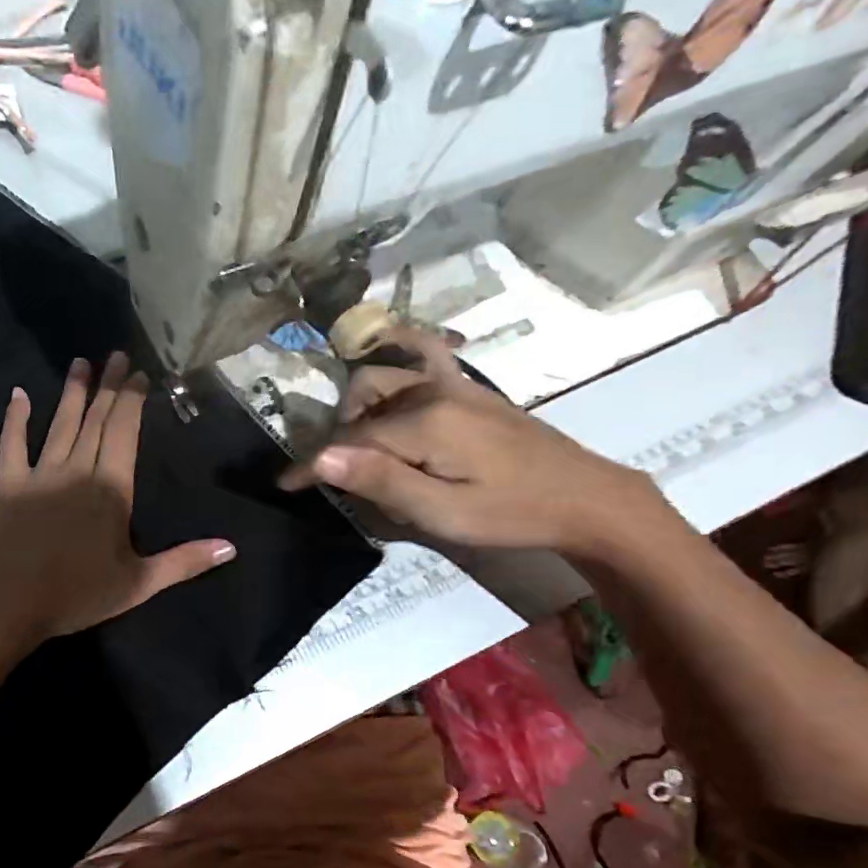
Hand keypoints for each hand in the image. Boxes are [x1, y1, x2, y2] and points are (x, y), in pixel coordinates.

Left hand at [0, 352, 235, 640]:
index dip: (132, 401)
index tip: (140, 374)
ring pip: (59, 425)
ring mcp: (40, 475)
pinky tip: (19, 394)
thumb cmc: (78, 594)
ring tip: (80, 362)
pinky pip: (11, 445)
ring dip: (72, 393)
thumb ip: (185, 562)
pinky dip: (15, 419)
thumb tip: (232, 548)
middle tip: (116, 354)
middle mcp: (78, 471)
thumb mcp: (140, 583)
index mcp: (111, 489)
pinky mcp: (8, 486)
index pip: (125, 433)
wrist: (7, 605)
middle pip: (97, 420)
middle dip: (109, 387)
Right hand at [279, 328, 683, 561]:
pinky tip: (388, 354)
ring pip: (385, 380)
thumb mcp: (443, 512)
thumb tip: (322, 458)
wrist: (582, 497)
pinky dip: (396, 354)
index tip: (285, 485)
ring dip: (360, 409)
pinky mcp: (470, 389)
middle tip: (341, 479)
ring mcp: (455, 384)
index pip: (352, 442)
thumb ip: (382, 482)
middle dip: (339, 439)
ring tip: (364, 448)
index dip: (313, 465)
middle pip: (362, 405)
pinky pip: (422, 357)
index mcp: (425, 423)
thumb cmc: (511, 514)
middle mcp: (433, 391)